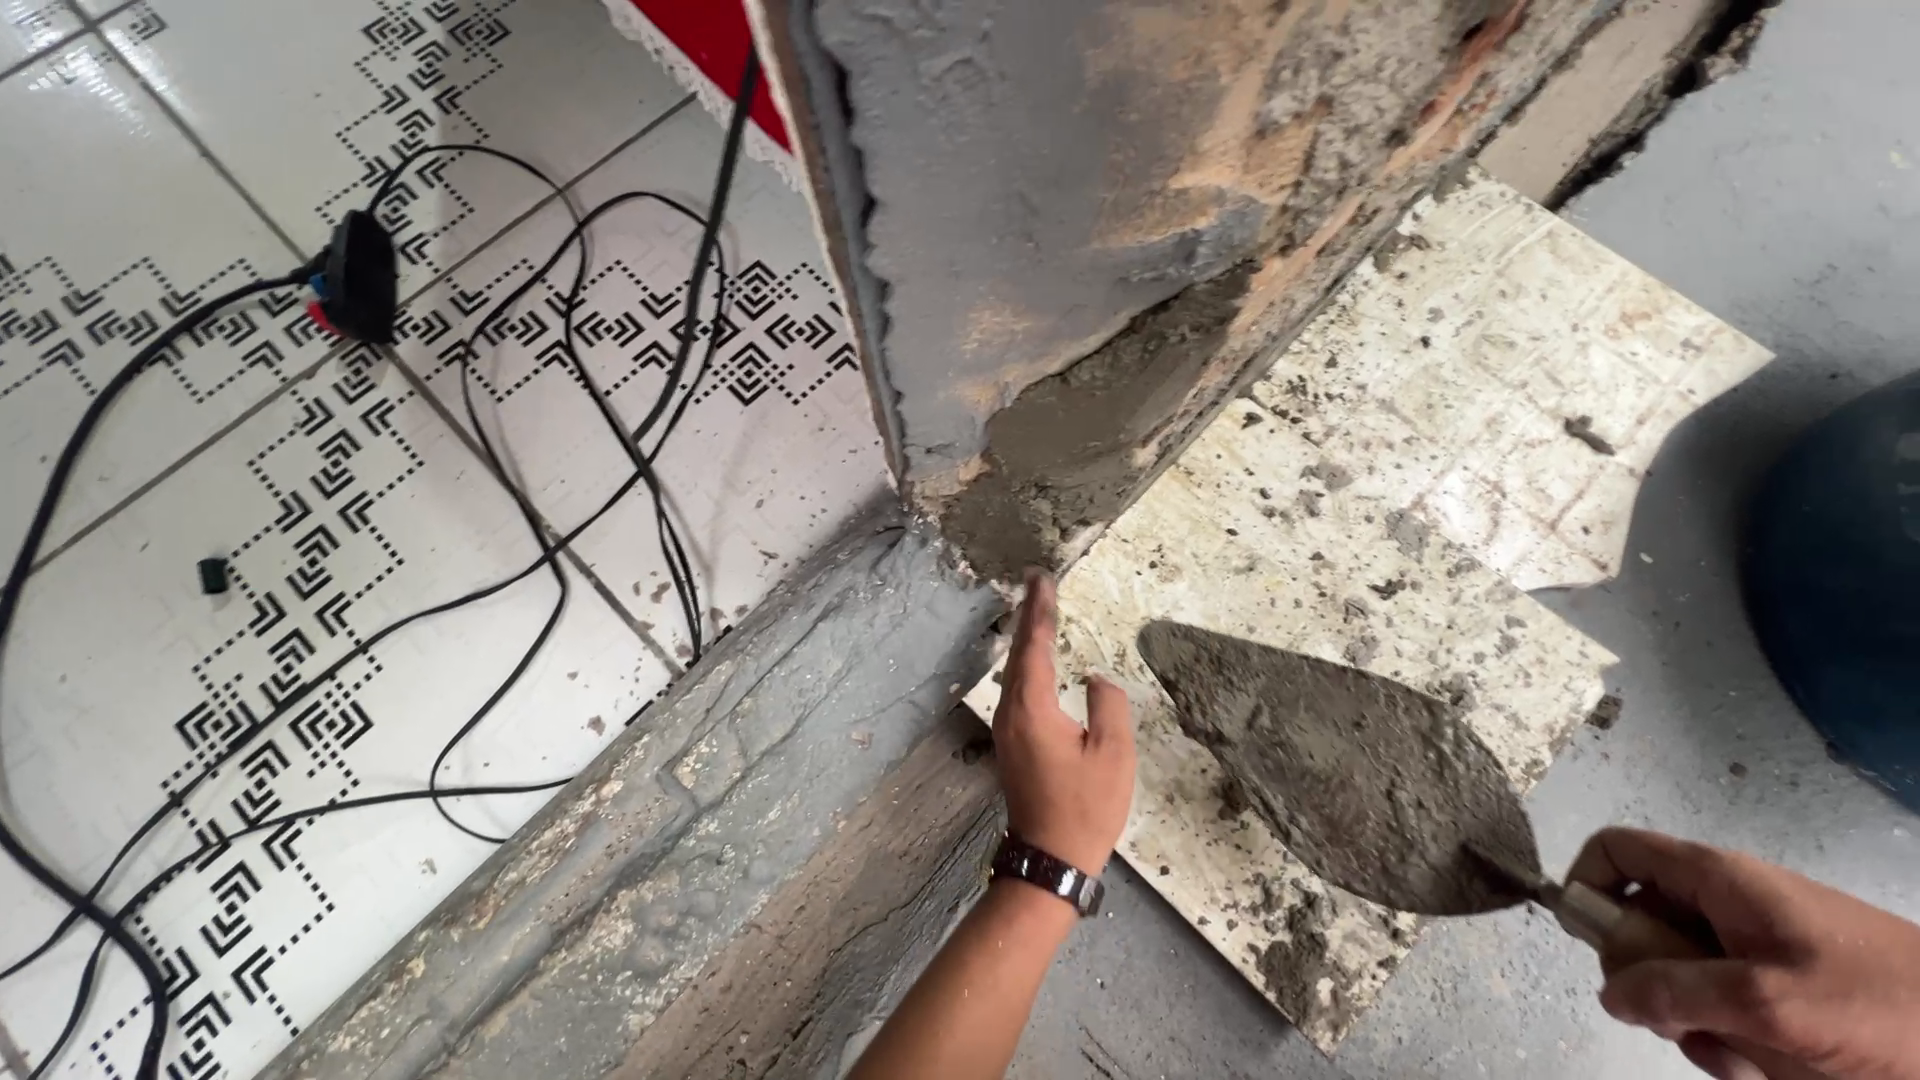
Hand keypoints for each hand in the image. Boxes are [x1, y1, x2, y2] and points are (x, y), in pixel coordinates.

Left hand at [990, 570, 1135, 873]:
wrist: (1050, 857)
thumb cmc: (1086, 808)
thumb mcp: (1112, 754)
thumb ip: (1109, 705)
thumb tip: (1096, 679)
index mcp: (1033, 709)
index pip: (1036, 647)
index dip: (1041, 611)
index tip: (1043, 579)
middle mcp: (1010, 713)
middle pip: (1019, 653)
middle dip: (1029, 615)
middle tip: (1037, 581)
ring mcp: (1006, 729)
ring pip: (1014, 671)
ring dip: (1027, 639)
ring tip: (1037, 609)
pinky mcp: (1011, 742)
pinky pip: (1016, 689)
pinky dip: (1027, 664)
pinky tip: (1036, 659)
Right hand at [1569, 827, 1919, 1079]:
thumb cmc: (1888, 1008)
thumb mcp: (1771, 1002)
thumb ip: (1676, 991)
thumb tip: (1610, 994)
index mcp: (1716, 877)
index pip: (1615, 850)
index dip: (1586, 883)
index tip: (1590, 942)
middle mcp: (1727, 901)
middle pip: (1640, 921)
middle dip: (1645, 978)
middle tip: (1672, 1021)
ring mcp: (1758, 945)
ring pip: (1680, 972)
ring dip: (1690, 1019)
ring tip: (1737, 1059)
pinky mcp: (1786, 984)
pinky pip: (1725, 1002)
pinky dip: (1730, 1037)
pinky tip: (1764, 1068)